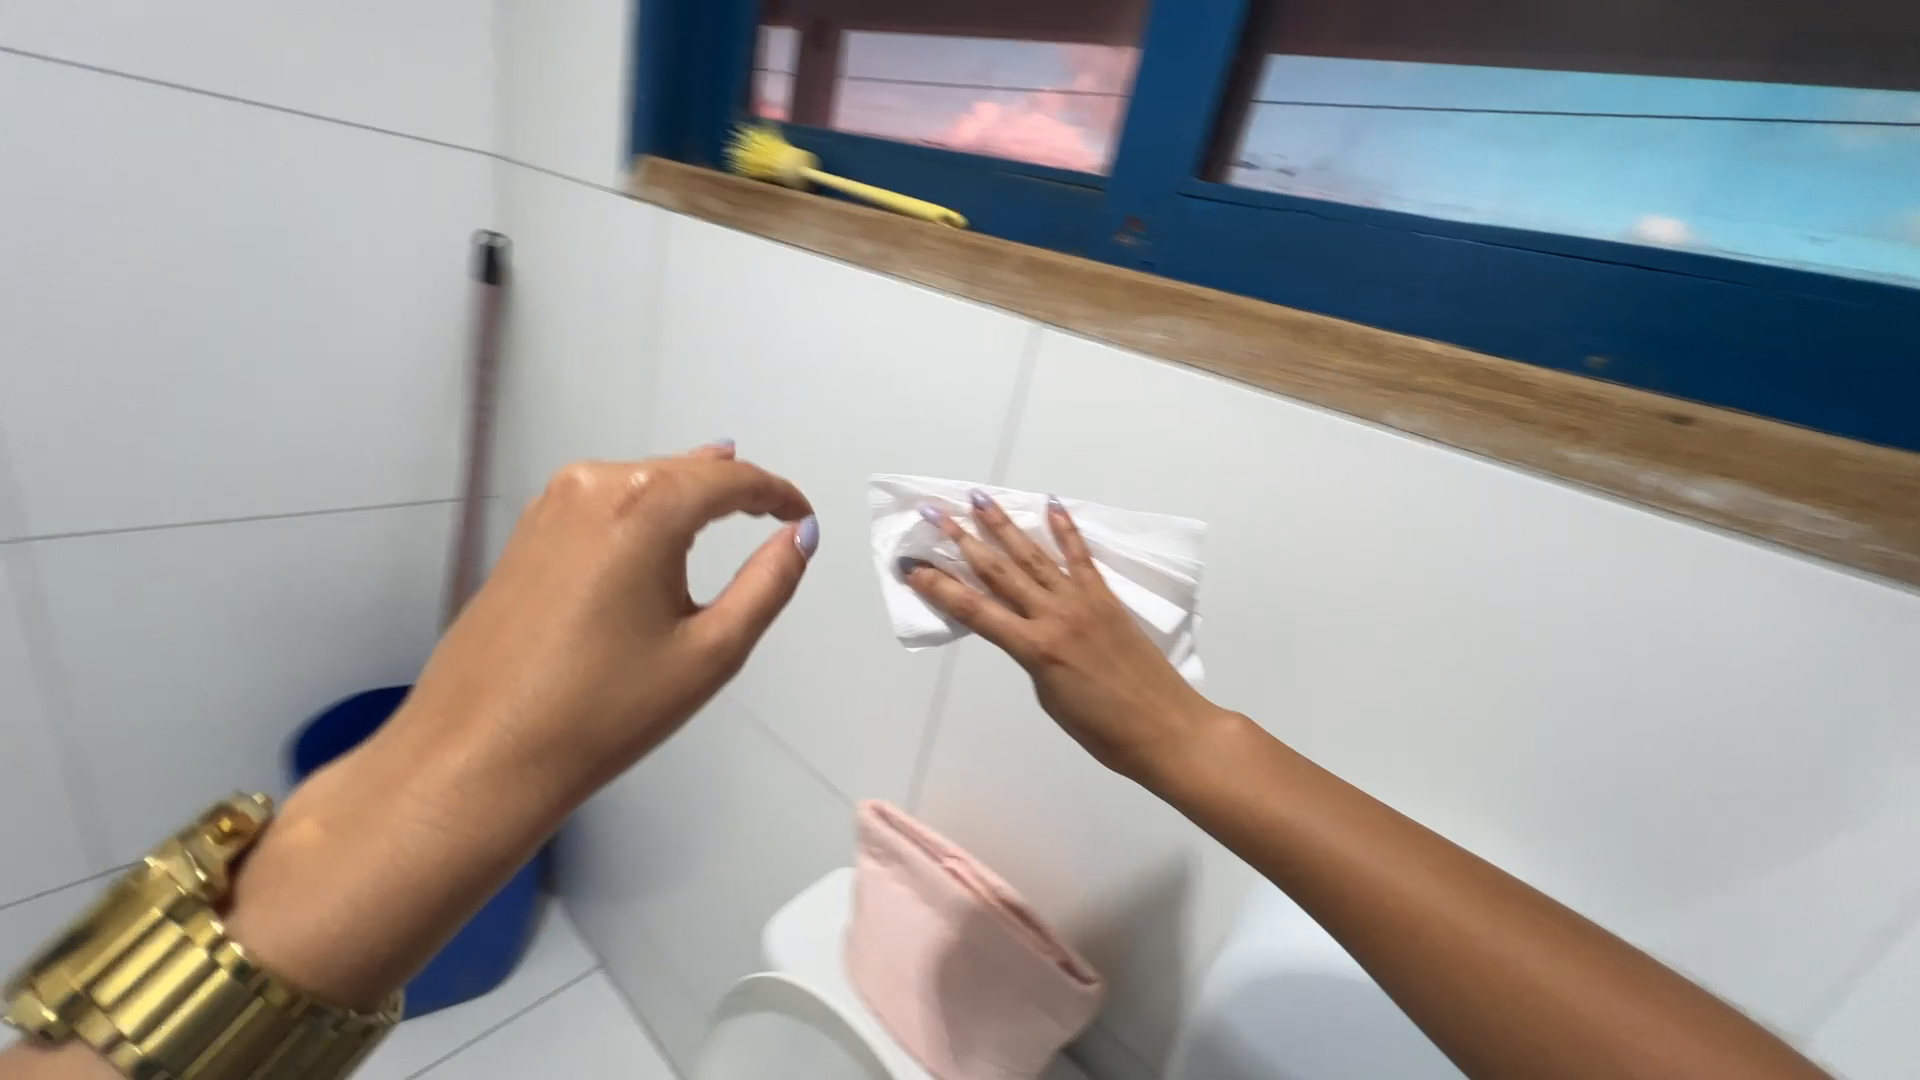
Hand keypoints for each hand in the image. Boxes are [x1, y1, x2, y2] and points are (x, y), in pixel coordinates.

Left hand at [217, 445, 814, 1008]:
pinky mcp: (526, 533)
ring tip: (728, 501)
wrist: (477, 757)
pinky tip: (661, 523)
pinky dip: (647, 506)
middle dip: (736, 487)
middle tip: (775, 510)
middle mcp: (594, 485)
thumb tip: (801, 534)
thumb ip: (769, 582)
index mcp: (645, 506)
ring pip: (643, 479)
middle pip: (686, 470)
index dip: (778, 492)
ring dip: (690, 492)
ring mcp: (551, 506)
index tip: (803, 516)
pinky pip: (607, 499)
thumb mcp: (712, 651)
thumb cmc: (606, 709)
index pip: (732, 479)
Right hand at [901, 491, 1227, 785]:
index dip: (939, 586)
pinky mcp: (1107, 598)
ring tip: (979, 498)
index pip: (974, 609)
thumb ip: (1029, 655)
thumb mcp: (1048, 697)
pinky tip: (1050, 506)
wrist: (1167, 729)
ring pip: (1033, 556)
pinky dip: (1064, 531)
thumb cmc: (1103, 730)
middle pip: (998, 570)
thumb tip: (1021, 629)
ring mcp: (1082, 601)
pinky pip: (1080, 558)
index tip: (912, 566)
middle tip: (935, 513)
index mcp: (1033, 648)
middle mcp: (1053, 615)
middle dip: (962, 540)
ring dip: (1003, 525)